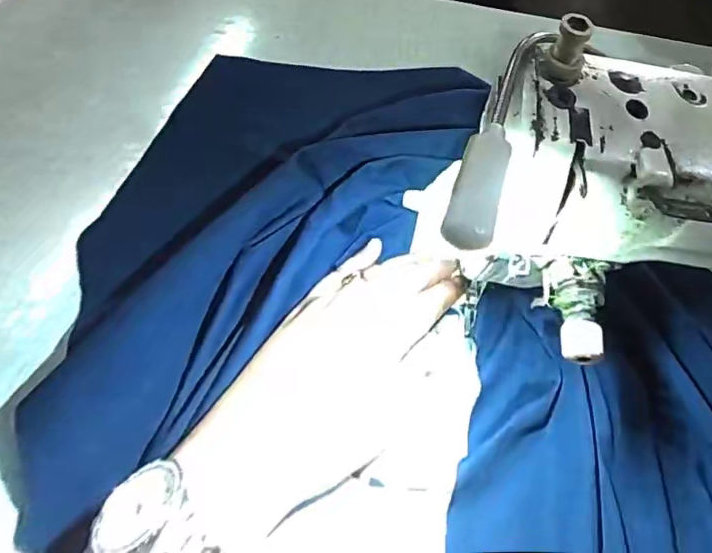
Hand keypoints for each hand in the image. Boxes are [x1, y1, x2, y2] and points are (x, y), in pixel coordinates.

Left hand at [171, 241, 462, 542]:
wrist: (242, 461)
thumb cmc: (325, 446)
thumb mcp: (387, 419)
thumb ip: (420, 373)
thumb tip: (443, 341)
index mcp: (387, 338)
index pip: (429, 303)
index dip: (451, 290)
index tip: (469, 281)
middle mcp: (360, 314)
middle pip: (405, 280)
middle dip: (434, 268)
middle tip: (455, 261)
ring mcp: (328, 310)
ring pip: (375, 273)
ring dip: (404, 261)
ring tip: (424, 256)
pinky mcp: (300, 315)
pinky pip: (334, 277)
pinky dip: (355, 260)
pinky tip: (370, 249)